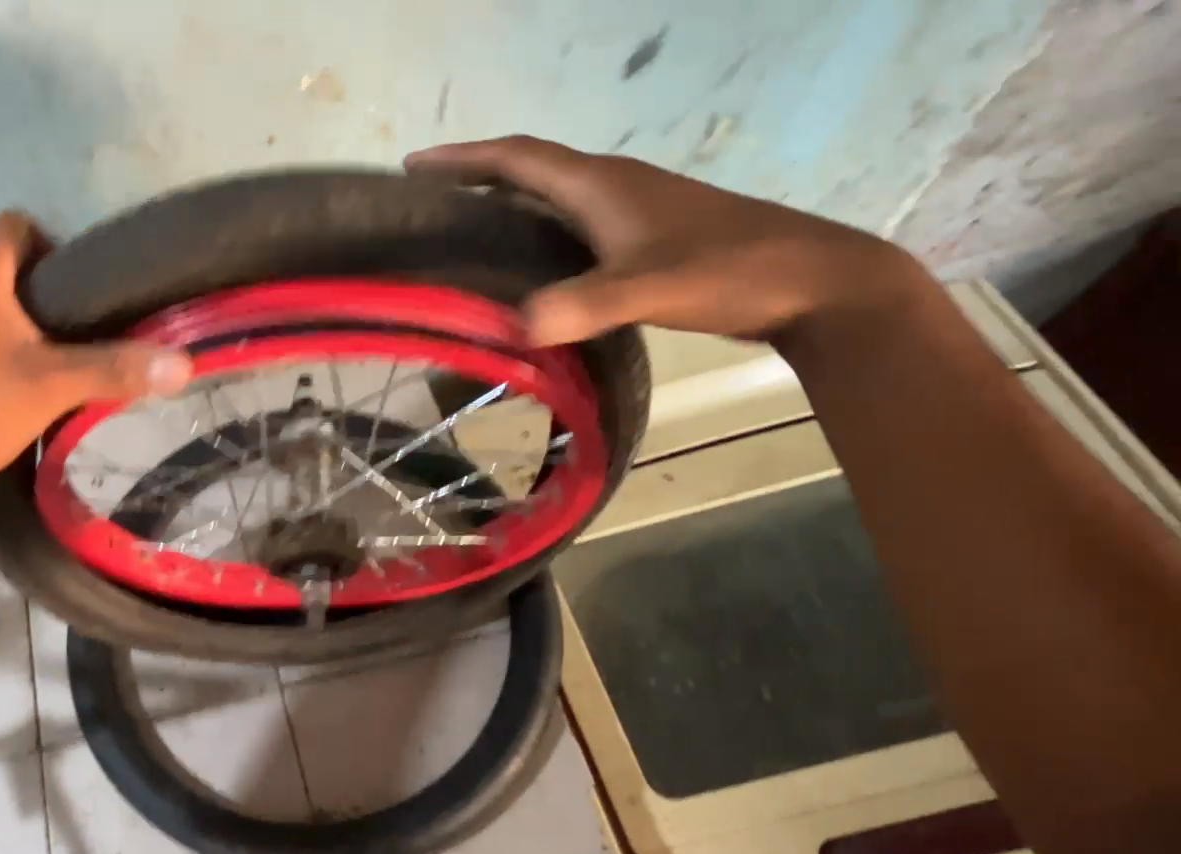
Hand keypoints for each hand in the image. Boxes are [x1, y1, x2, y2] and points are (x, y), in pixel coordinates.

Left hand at [0, 212, 191, 492]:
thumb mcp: (53, 387)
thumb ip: (115, 369)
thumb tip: (184, 363)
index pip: (19, 224)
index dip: (58, 247)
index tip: (85, 293)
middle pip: (2, 260)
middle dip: (42, 289)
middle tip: (76, 332)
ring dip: (14, 317)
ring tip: (47, 360)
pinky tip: (5, 382)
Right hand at [405, 136, 931, 344]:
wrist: (813, 280)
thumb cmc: (728, 272)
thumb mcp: (649, 288)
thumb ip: (583, 304)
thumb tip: (515, 324)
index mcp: (602, 184)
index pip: (518, 157)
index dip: (463, 158)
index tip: (413, 167)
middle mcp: (612, 185)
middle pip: (529, 169)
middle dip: (475, 177)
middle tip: (427, 204)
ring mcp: (633, 209)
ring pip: (552, 195)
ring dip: (506, 202)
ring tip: (463, 230)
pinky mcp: (647, 235)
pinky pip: (572, 223)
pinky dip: (537, 231)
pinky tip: (529, 264)